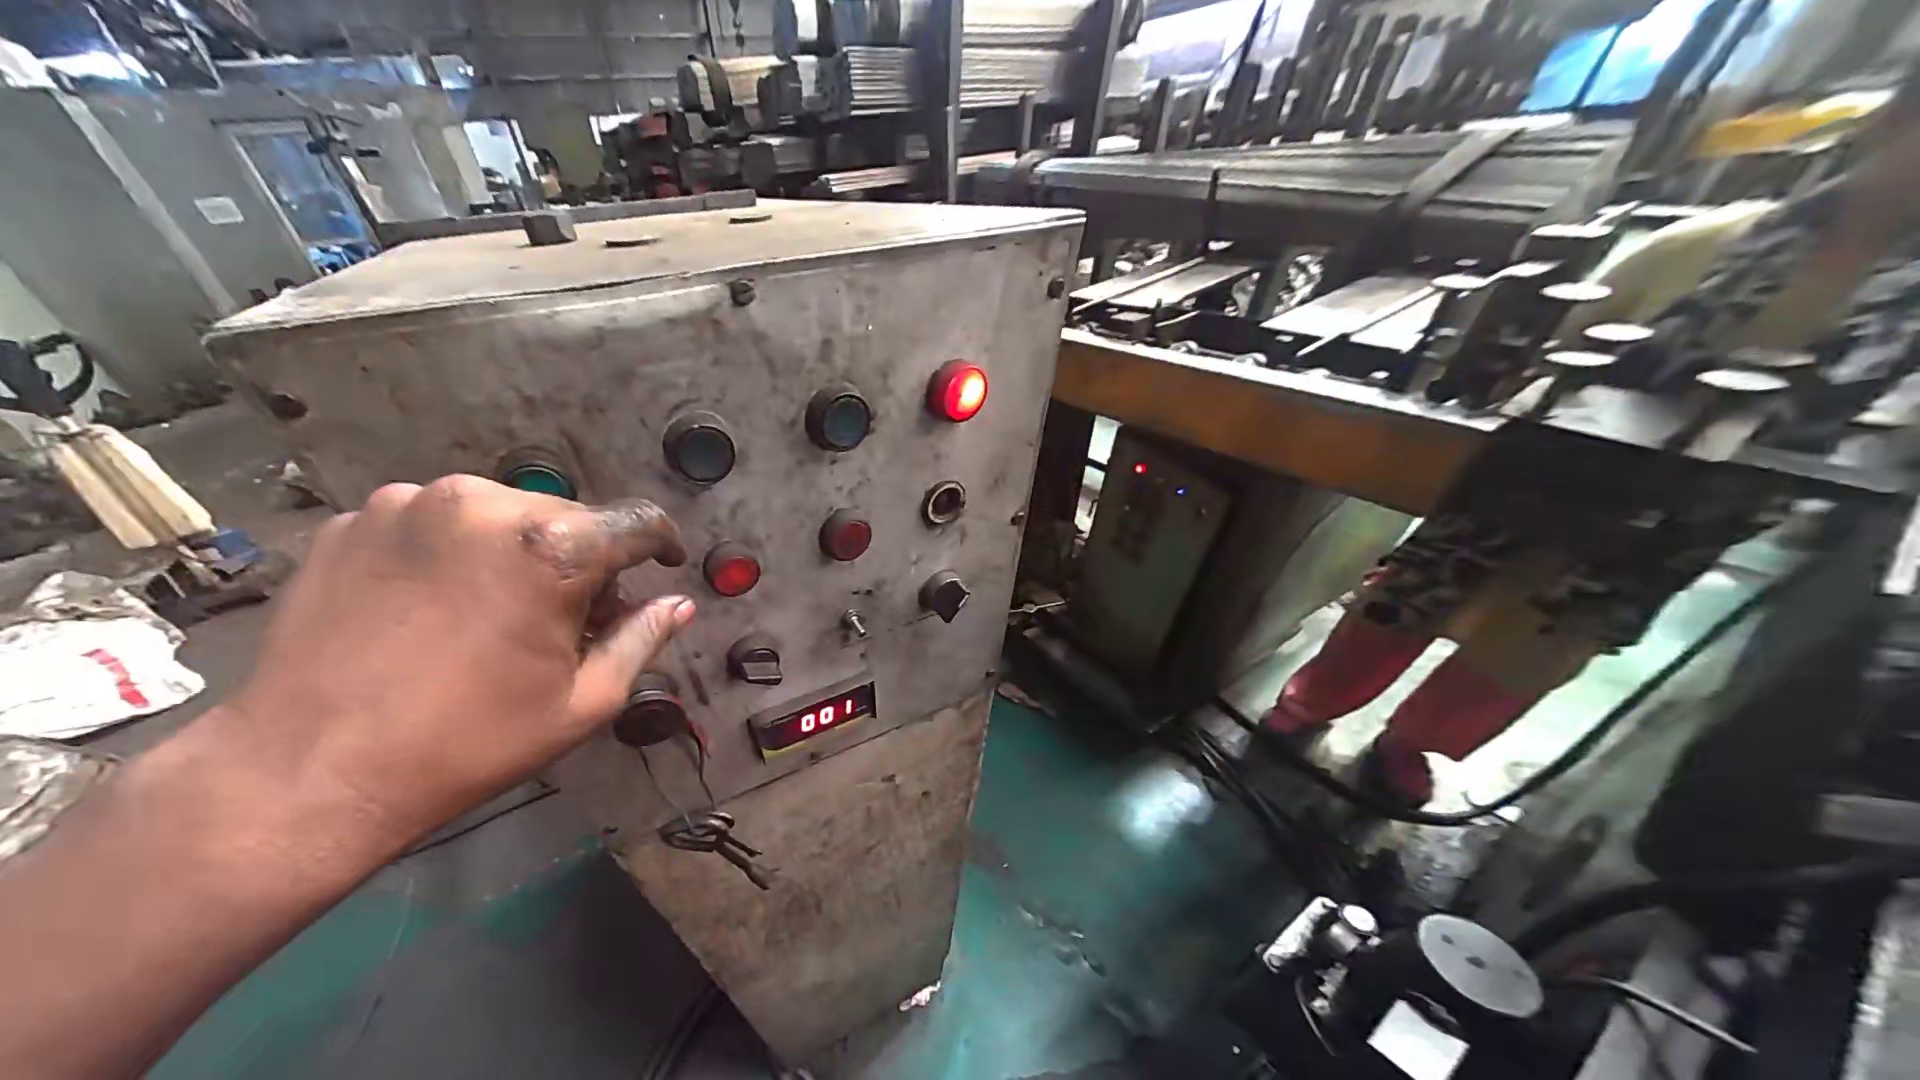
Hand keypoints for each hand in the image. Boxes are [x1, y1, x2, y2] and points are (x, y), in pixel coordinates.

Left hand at [214, 475, 692, 852]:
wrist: (306, 772)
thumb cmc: (470, 741)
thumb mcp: (584, 701)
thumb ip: (642, 638)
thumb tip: (679, 604)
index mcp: (554, 547)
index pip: (638, 523)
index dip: (662, 544)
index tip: (663, 564)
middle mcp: (487, 504)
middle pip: (570, 518)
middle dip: (584, 559)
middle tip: (569, 615)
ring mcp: (412, 504)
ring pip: (503, 515)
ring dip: (520, 551)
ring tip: (497, 608)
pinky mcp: (355, 519)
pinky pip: (437, 521)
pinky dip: (456, 551)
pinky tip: (436, 602)